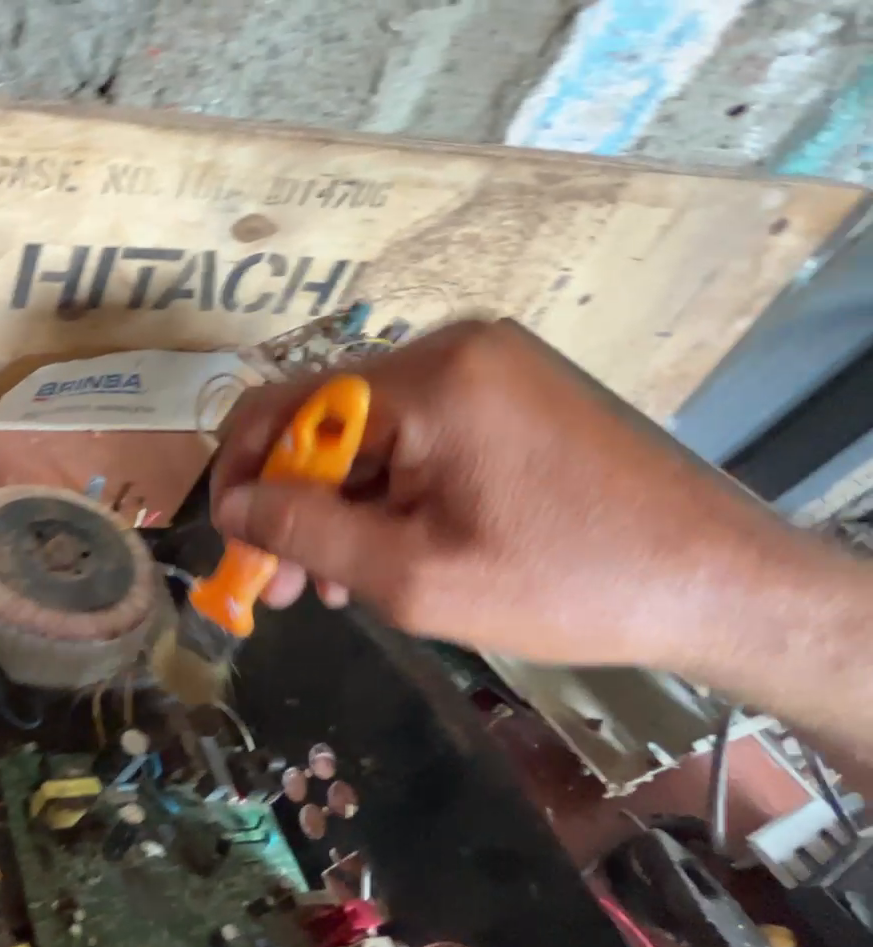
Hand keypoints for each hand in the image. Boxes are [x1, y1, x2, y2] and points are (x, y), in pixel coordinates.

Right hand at [208, 319, 810, 669]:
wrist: (723, 588)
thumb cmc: (566, 585)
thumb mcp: (410, 576)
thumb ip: (303, 533)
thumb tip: (229, 506)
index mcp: (429, 381)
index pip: (283, 409)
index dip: (242, 475)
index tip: (232, 540)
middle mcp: (449, 353)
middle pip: (318, 423)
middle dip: (286, 503)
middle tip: (275, 580)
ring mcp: (480, 370)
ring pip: (357, 438)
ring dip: (327, 507)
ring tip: (322, 582)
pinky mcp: (499, 397)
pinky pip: (403, 440)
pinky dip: (374, 495)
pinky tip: (373, 551)